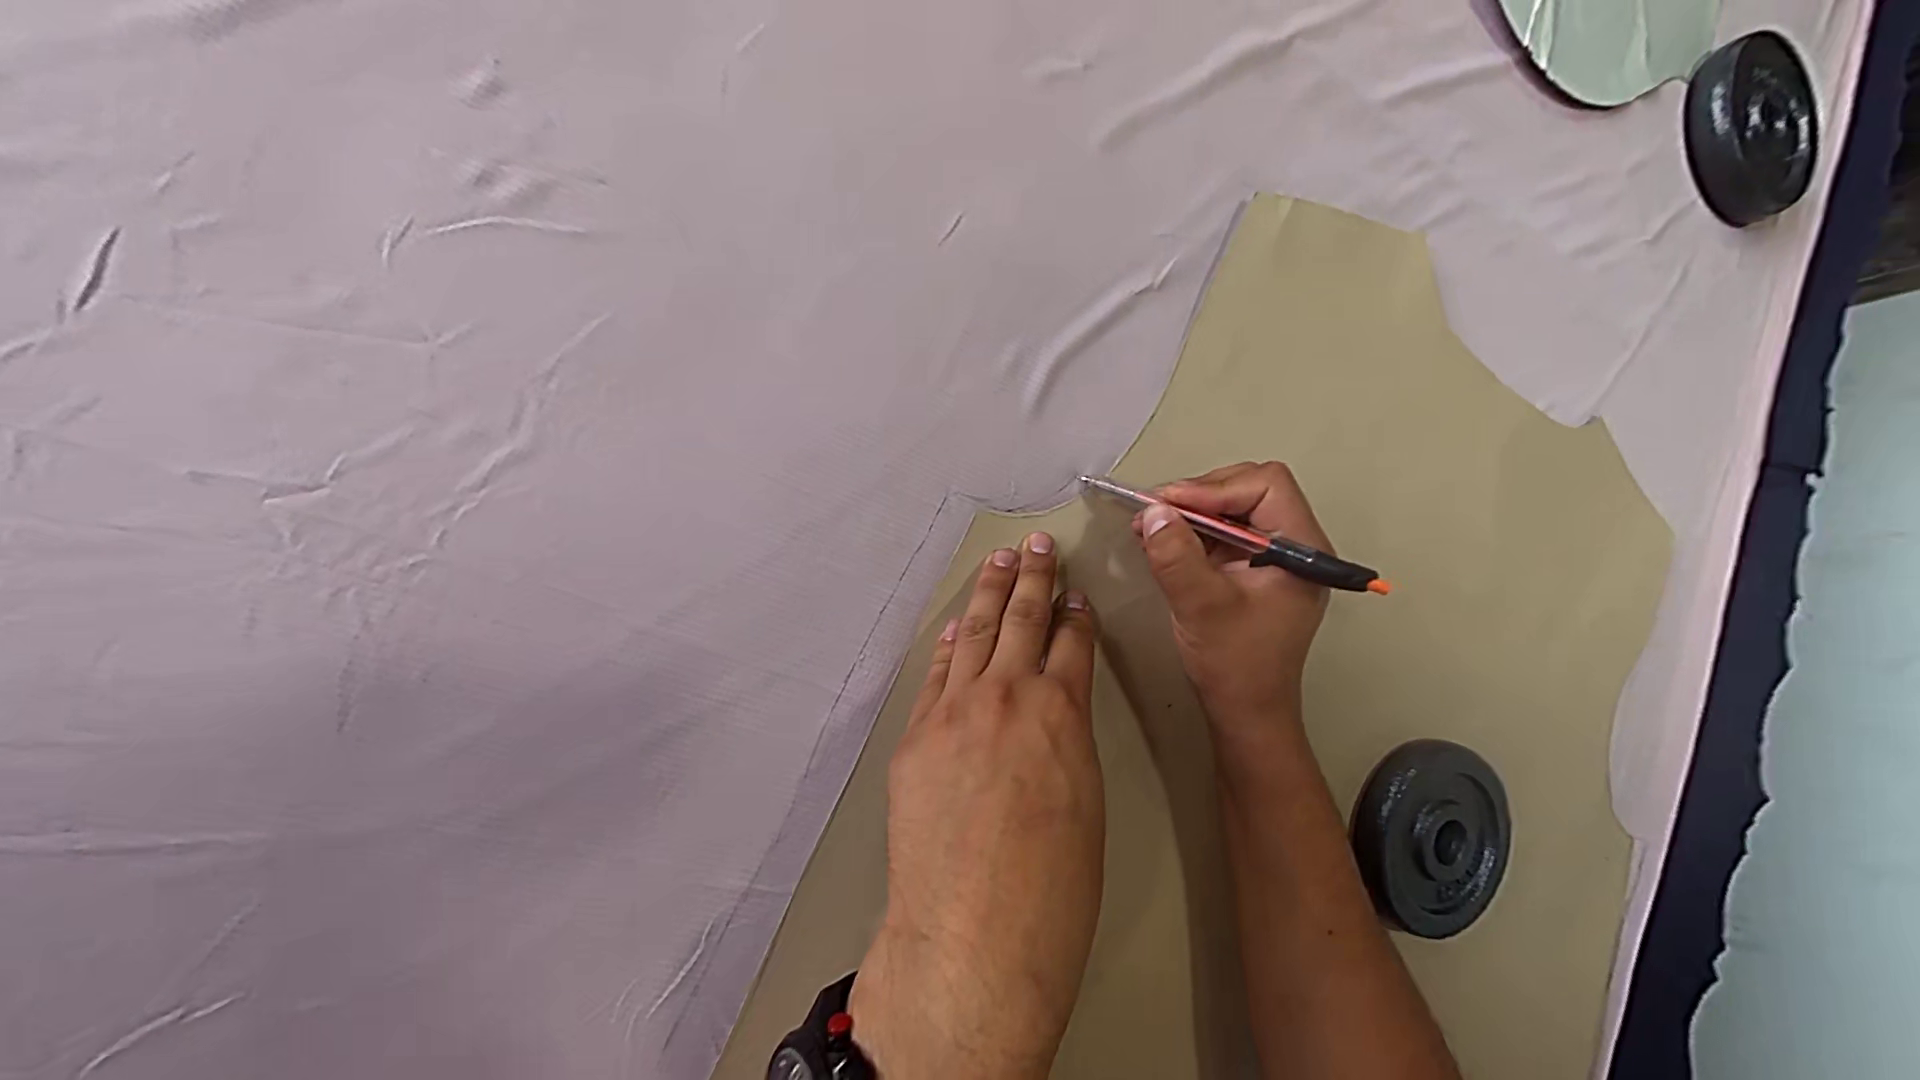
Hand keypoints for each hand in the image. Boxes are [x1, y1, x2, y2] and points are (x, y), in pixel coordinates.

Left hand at [849, 533, 1103, 1079]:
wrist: (975, 935)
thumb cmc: (1052, 888)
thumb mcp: (1084, 802)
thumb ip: (1068, 740)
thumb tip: (1055, 713)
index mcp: (1062, 714)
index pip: (1072, 643)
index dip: (1075, 614)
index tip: (1075, 594)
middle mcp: (1008, 698)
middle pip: (1022, 619)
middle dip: (1033, 577)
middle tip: (1037, 547)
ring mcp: (956, 712)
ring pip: (976, 634)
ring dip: (989, 593)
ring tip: (998, 562)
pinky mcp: (918, 736)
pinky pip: (937, 675)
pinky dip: (950, 645)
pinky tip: (957, 625)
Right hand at [1132, 462, 1331, 731]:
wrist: (1245, 710)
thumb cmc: (1235, 664)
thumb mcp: (1201, 605)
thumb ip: (1176, 555)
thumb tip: (1152, 511)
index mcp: (1300, 548)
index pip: (1266, 486)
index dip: (1215, 488)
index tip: (1168, 505)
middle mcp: (1290, 544)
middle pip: (1247, 488)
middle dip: (1198, 495)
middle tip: (1156, 512)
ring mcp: (1268, 556)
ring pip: (1229, 507)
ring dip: (1188, 511)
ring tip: (1149, 524)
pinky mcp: (1247, 569)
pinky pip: (1219, 532)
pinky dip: (1189, 530)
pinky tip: (1160, 540)